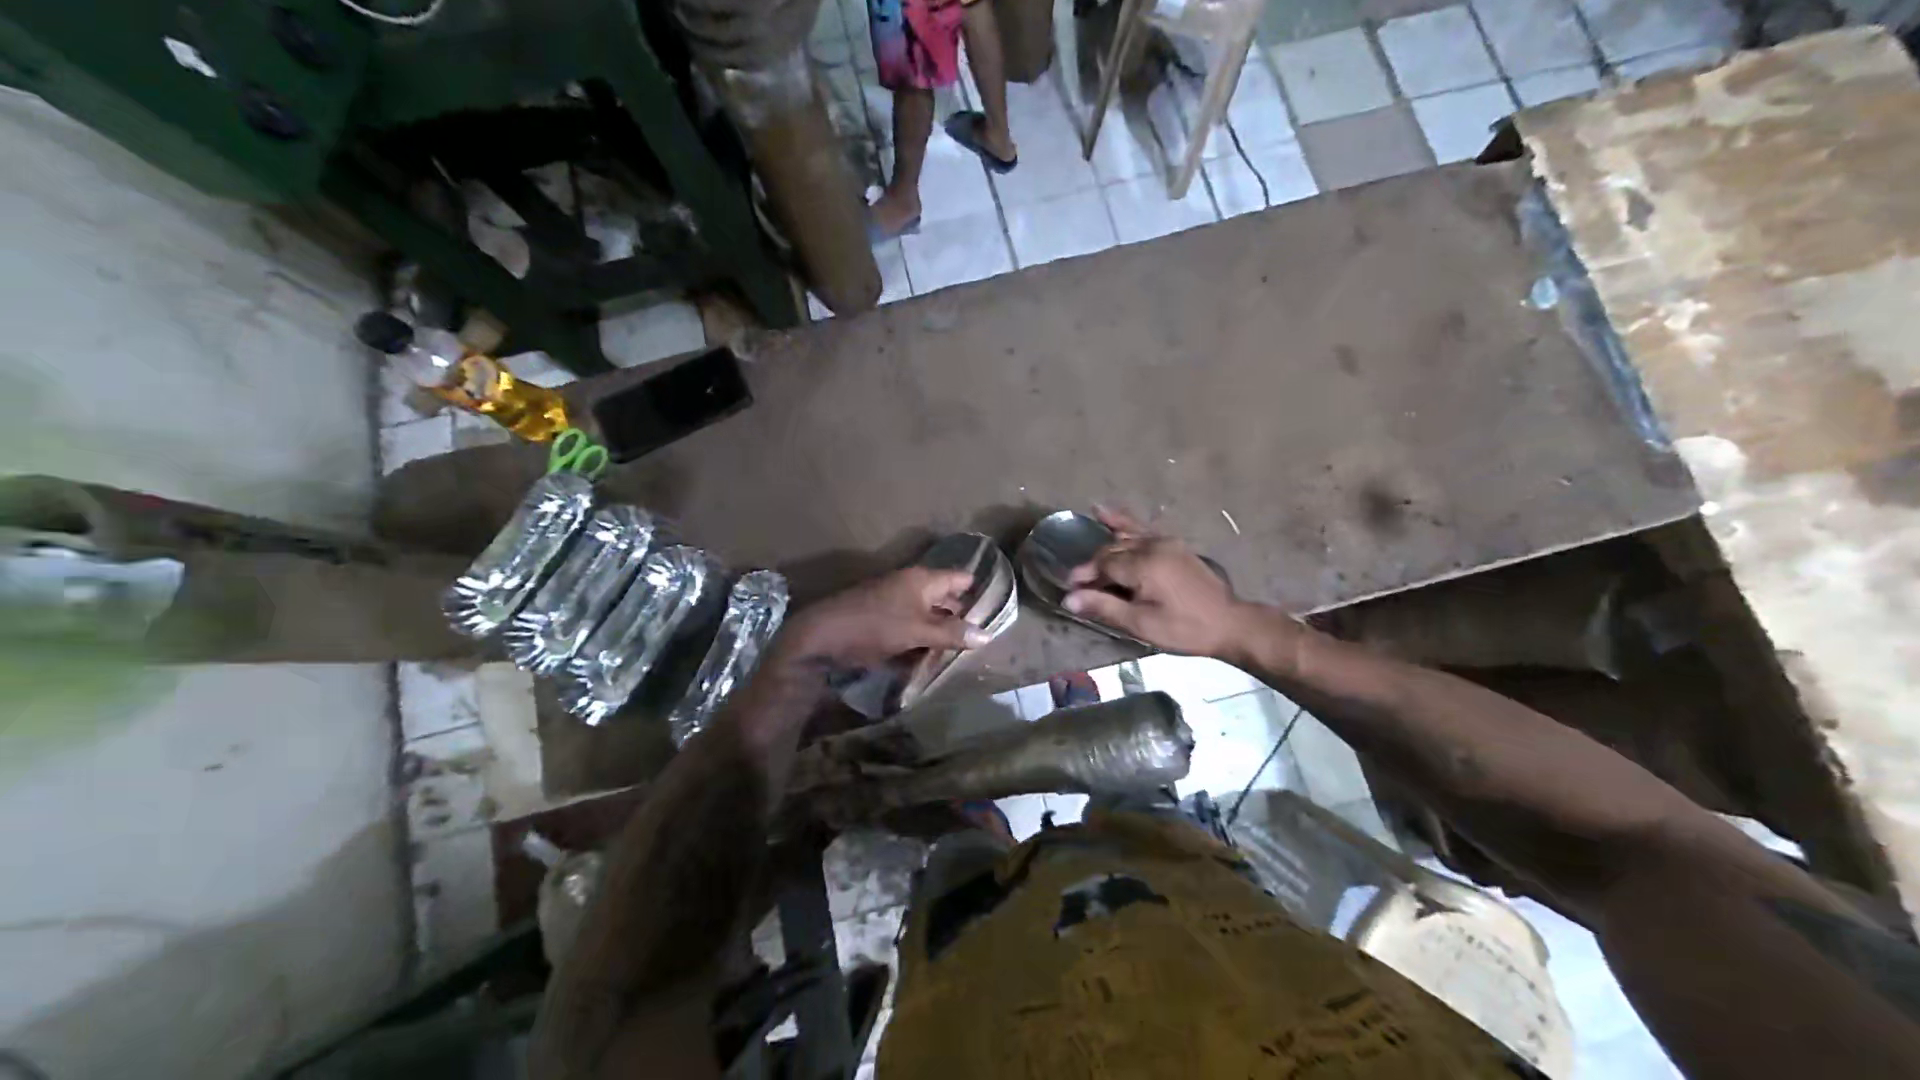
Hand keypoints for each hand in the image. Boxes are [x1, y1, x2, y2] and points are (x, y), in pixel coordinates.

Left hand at [776, 567, 990, 671]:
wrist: (821, 636)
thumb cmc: (874, 626)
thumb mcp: (918, 631)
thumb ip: (952, 633)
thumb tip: (988, 635)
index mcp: (922, 579)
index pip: (960, 579)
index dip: (978, 592)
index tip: (997, 611)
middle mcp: (910, 586)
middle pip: (945, 599)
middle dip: (960, 619)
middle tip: (981, 641)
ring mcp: (893, 603)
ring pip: (926, 616)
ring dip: (939, 635)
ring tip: (958, 655)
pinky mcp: (880, 621)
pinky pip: (909, 628)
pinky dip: (919, 641)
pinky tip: (927, 660)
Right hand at [1062, 506, 1280, 661]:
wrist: (1229, 623)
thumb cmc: (1184, 628)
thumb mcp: (1141, 623)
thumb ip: (1104, 607)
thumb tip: (1069, 599)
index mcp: (1144, 565)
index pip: (1102, 564)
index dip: (1085, 576)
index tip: (1071, 590)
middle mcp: (1152, 546)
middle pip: (1112, 550)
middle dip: (1093, 566)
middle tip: (1081, 585)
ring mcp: (1165, 542)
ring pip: (1125, 537)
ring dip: (1105, 545)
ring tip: (1084, 552)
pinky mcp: (1173, 544)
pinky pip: (1142, 529)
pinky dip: (1122, 521)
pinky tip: (1104, 512)